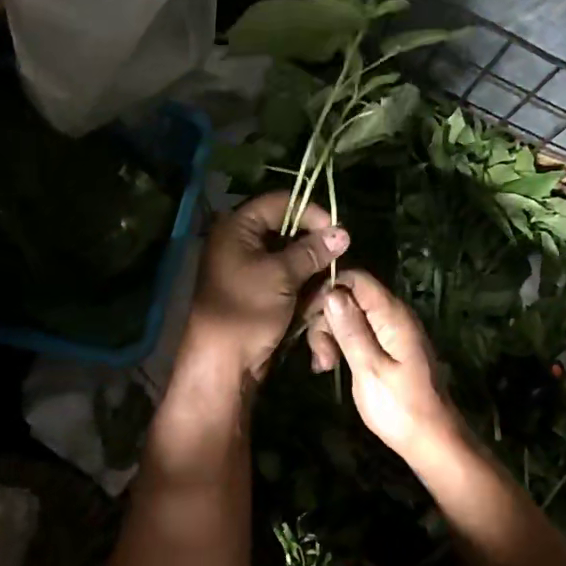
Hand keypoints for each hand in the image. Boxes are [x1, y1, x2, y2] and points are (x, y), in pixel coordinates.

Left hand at [181, 192, 348, 380]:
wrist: (222, 362)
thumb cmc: (246, 309)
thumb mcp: (281, 275)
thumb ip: (311, 251)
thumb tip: (343, 232)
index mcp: (236, 228)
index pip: (279, 202)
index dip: (310, 212)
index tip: (337, 232)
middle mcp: (240, 242)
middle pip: (287, 232)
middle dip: (313, 248)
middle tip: (336, 262)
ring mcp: (248, 268)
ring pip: (291, 259)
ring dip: (310, 273)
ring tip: (325, 288)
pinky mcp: (258, 293)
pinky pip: (286, 281)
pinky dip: (302, 290)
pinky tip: (314, 305)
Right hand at [309, 269, 467, 465]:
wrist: (432, 444)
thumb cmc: (401, 409)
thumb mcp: (369, 369)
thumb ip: (350, 329)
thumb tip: (332, 292)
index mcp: (392, 316)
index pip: (356, 278)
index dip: (327, 291)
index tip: (308, 319)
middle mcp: (392, 316)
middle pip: (348, 296)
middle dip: (325, 319)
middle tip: (320, 356)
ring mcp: (389, 331)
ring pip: (347, 315)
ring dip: (328, 335)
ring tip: (324, 366)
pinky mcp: (385, 346)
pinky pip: (356, 331)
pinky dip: (339, 344)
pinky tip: (330, 365)